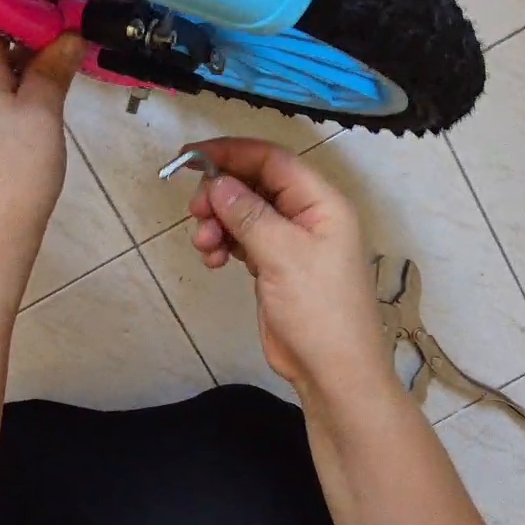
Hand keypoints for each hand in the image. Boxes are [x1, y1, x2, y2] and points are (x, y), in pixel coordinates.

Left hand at [0, 11, 85, 266]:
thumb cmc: (16, 169)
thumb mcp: (43, 110)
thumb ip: (54, 64)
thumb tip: (70, 34)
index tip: (57, 3)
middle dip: (22, 21)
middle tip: (68, 29)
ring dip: (18, 49)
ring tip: (62, 57)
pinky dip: (9, 74)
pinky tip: (42, 87)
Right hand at [184, 138, 391, 394]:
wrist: (332, 371)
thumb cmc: (318, 310)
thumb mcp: (282, 255)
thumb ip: (248, 214)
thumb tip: (217, 182)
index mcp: (321, 203)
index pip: (273, 160)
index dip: (232, 153)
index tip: (192, 158)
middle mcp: (307, 215)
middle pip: (255, 184)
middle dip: (221, 194)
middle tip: (195, 212)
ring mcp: (290, 241)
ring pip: (244, 213)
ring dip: (218, 222)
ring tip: (204, 246)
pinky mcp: (275, 265)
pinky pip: (243, 239)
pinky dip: (224, 243)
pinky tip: (213, 260)